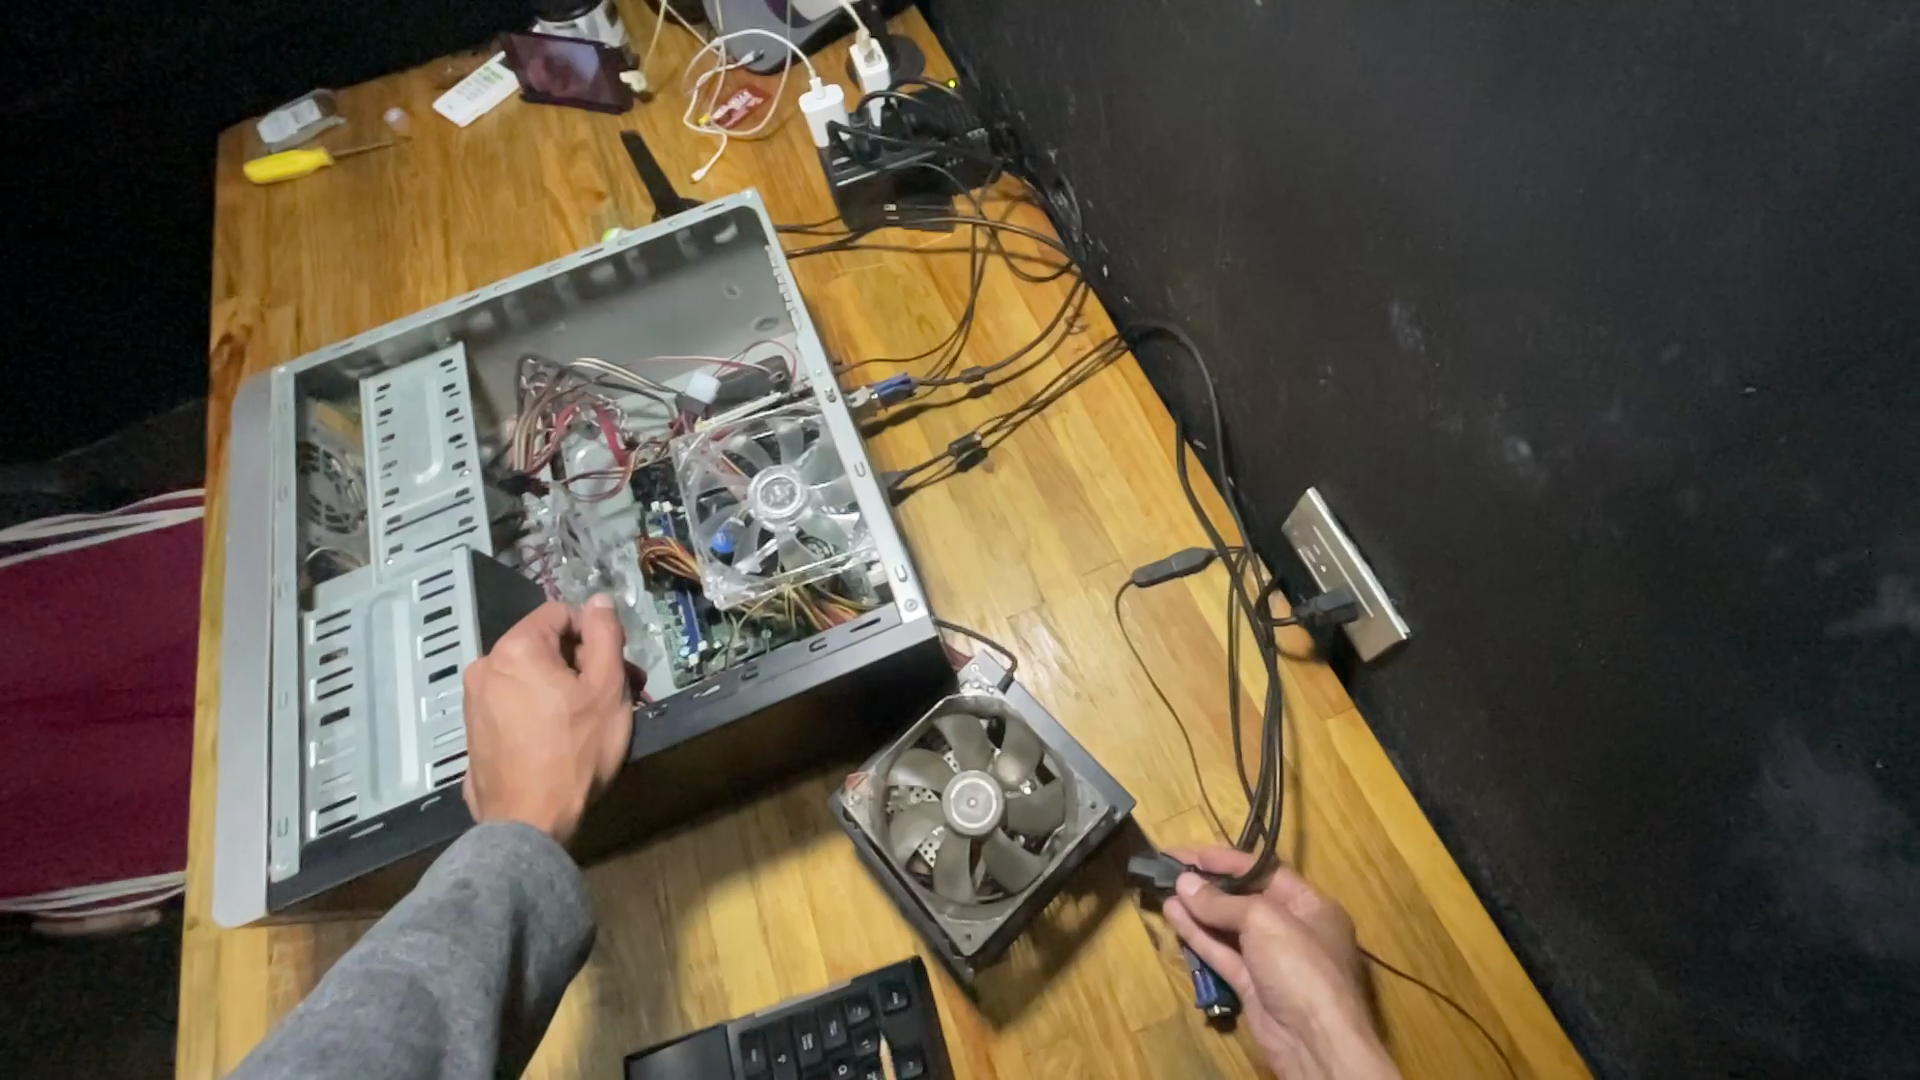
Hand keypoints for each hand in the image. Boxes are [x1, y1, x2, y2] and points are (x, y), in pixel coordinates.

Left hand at [461, 595, 633, 843]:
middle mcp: (485, 667)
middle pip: (546, 645)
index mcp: (516, 649)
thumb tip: (600, 601)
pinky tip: (565, 735)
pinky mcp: (475, 730)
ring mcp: (475, 701)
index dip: (595, 633)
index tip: (617, 664)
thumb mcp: (608, 687)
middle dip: (584, 662)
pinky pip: (516, 701)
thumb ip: (605, 635)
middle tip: (619, 692)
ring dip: (567, 685)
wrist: (530, 821)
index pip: (561, 613)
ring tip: (595, 717)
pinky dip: (543, 706)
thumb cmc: (577, 749)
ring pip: (532, 674)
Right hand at [1162, 847, 1397, 1079]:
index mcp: (1310, 906)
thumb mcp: (1263, 919)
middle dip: (1208, 883)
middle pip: (1243, 897)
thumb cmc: (1300, 966)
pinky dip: (1197, 934)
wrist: (1315, 1044)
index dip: (1226, 860)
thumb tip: (1184, 883)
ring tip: (1165, 888)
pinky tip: (1173, 914)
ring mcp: (1271, 959)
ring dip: (1197, 907)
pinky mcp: (1251, 984)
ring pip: (1227, 926)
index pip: (1264, 870)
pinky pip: (1221, 951)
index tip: (1191, 853)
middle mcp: (1292, 928)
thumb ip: (1221, 900)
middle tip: (1171, 867)